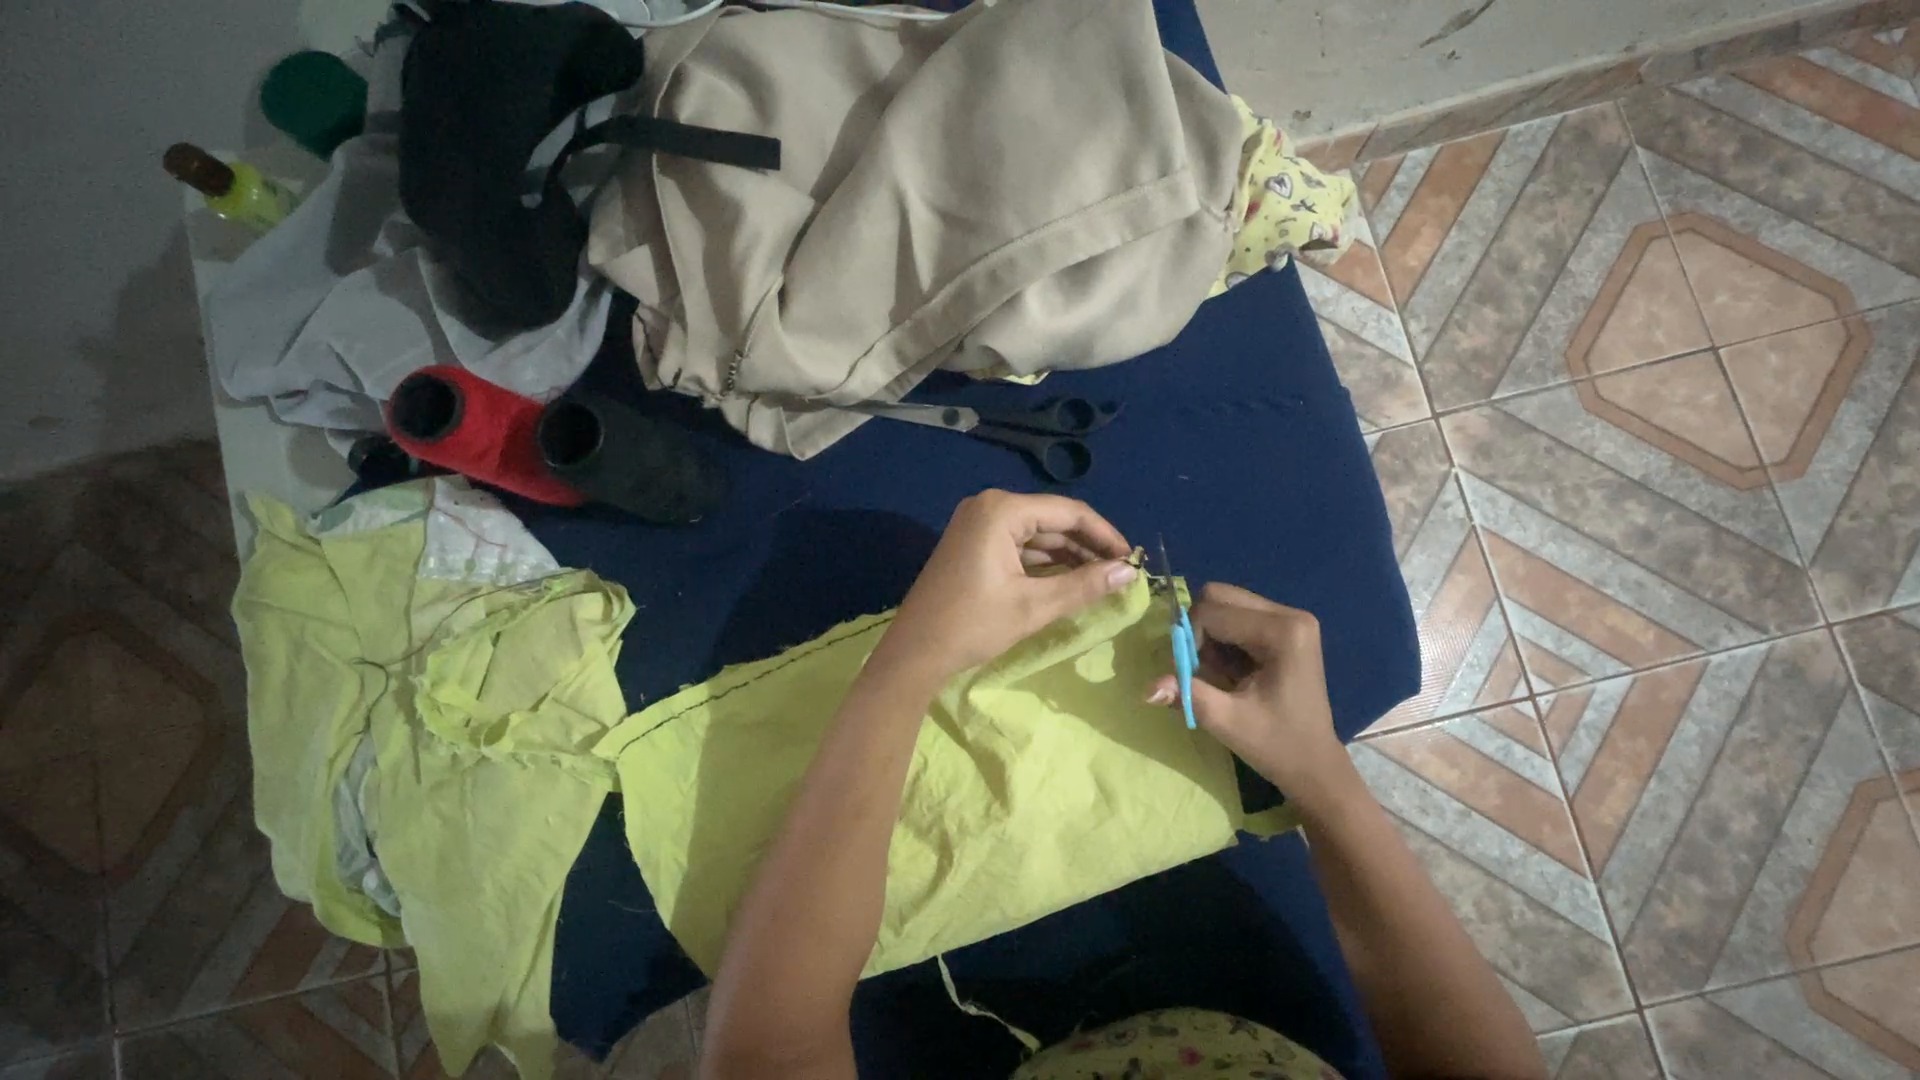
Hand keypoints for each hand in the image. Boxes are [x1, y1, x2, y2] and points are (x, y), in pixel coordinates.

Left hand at [874, 490, 1135, 683]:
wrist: (914, 653)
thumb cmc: (972, 625)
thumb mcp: (1033, 606)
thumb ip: (1084, 585)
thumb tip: (1129, 572)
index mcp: (1001, 510)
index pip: (1068, 512)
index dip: (1105, 535)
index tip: (1134, 559)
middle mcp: (989, 507)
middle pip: (1053, 520)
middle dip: (1088, 547)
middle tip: (1122, 573)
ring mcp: (978, 525)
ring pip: (1037, 535)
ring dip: (1069, 556)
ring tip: (1104, 580)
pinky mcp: (973, 545)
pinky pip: (1019, 547)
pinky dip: (1045, 563)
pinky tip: (1071, 581)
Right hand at [1147, 584, 1360, 813]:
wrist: (1313, 765)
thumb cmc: (1275, 745)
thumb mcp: (1226, 721)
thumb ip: (1187, 694)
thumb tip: (1147, 689)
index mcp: (1283, 631)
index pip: (1213, 611)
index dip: (1189, 639)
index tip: (1190, 674)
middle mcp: (1289, 615)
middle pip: (1219, 596)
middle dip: (1198, 630)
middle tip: (1201, 668)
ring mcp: (1290, 619)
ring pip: (1225, 604)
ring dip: (1209, 636)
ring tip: (1219, 673)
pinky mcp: (1285, 628)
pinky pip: (1237, 617)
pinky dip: (1222, 639)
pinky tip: (1232, 670)